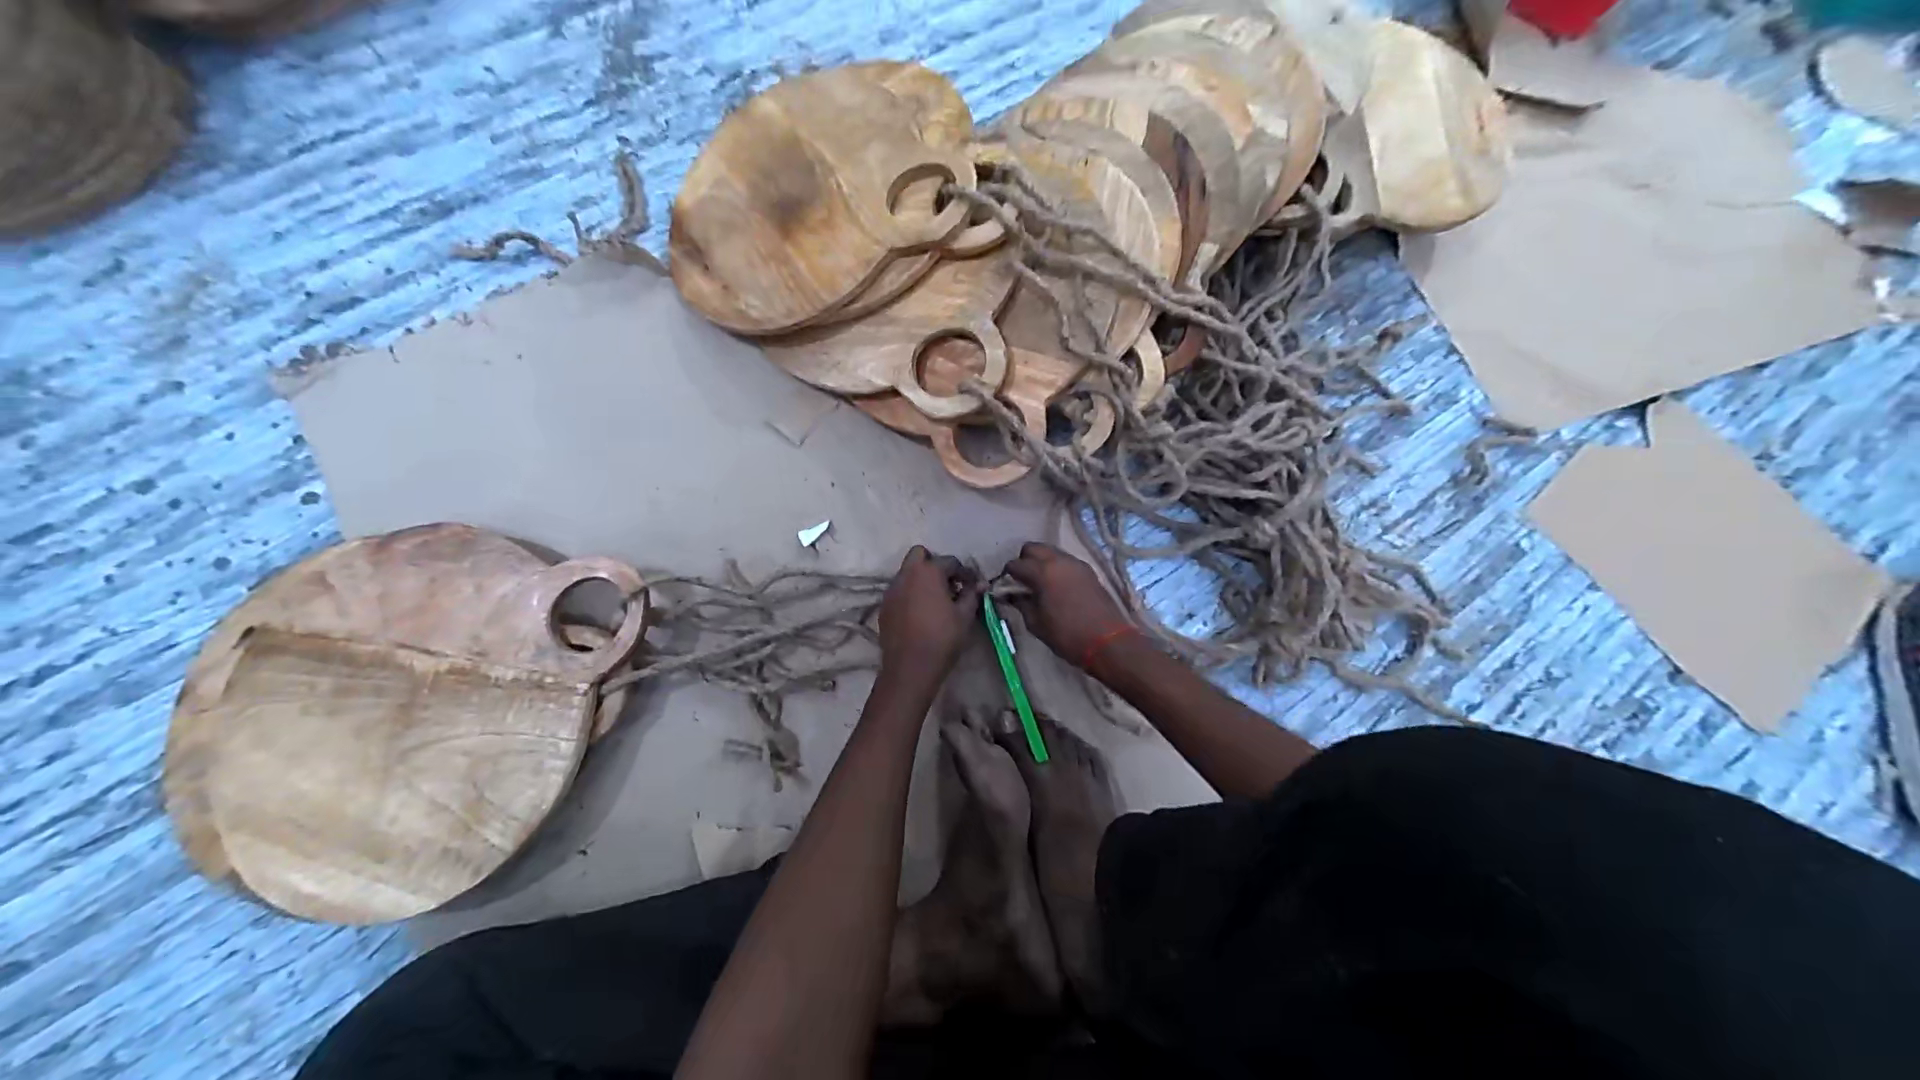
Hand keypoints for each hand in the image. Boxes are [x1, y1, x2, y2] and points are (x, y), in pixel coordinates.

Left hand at [877, 546, 984, 681]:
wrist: (910, 667)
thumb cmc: (942, 638)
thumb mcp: (964, 616)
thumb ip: (972, 595)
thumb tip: (979, 585)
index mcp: (928, 572)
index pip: (950, 561)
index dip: (964, 573)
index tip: (973, 586)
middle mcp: (906, 575)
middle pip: (920, 555)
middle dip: (935, 564)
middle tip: (948, 584)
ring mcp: (892, 590)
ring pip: (907, 573)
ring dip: (921, 579)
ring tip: (935, 600)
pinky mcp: (884, 606)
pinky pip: (899, 591)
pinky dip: (910, 594)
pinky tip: (919, 613)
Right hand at [1003, 543, 1134, 670]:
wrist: (1107, 641)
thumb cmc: (1066, 635)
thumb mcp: (1036, 623)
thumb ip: (1020, 603)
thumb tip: (1009, 594)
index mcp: (1042, 572)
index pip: (1015, 564)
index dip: (1007, 576)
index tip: (1006, 588)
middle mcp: (1059, 560)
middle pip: (1033, 548)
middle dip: (1024, 561)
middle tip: (1023, 582)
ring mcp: (1076, 564)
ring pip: (1051, 552)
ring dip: (1042, 562)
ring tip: (1041, 585)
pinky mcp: (1089, 571)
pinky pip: (1066, 561)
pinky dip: (1057, 568)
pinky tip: (1057, 588)